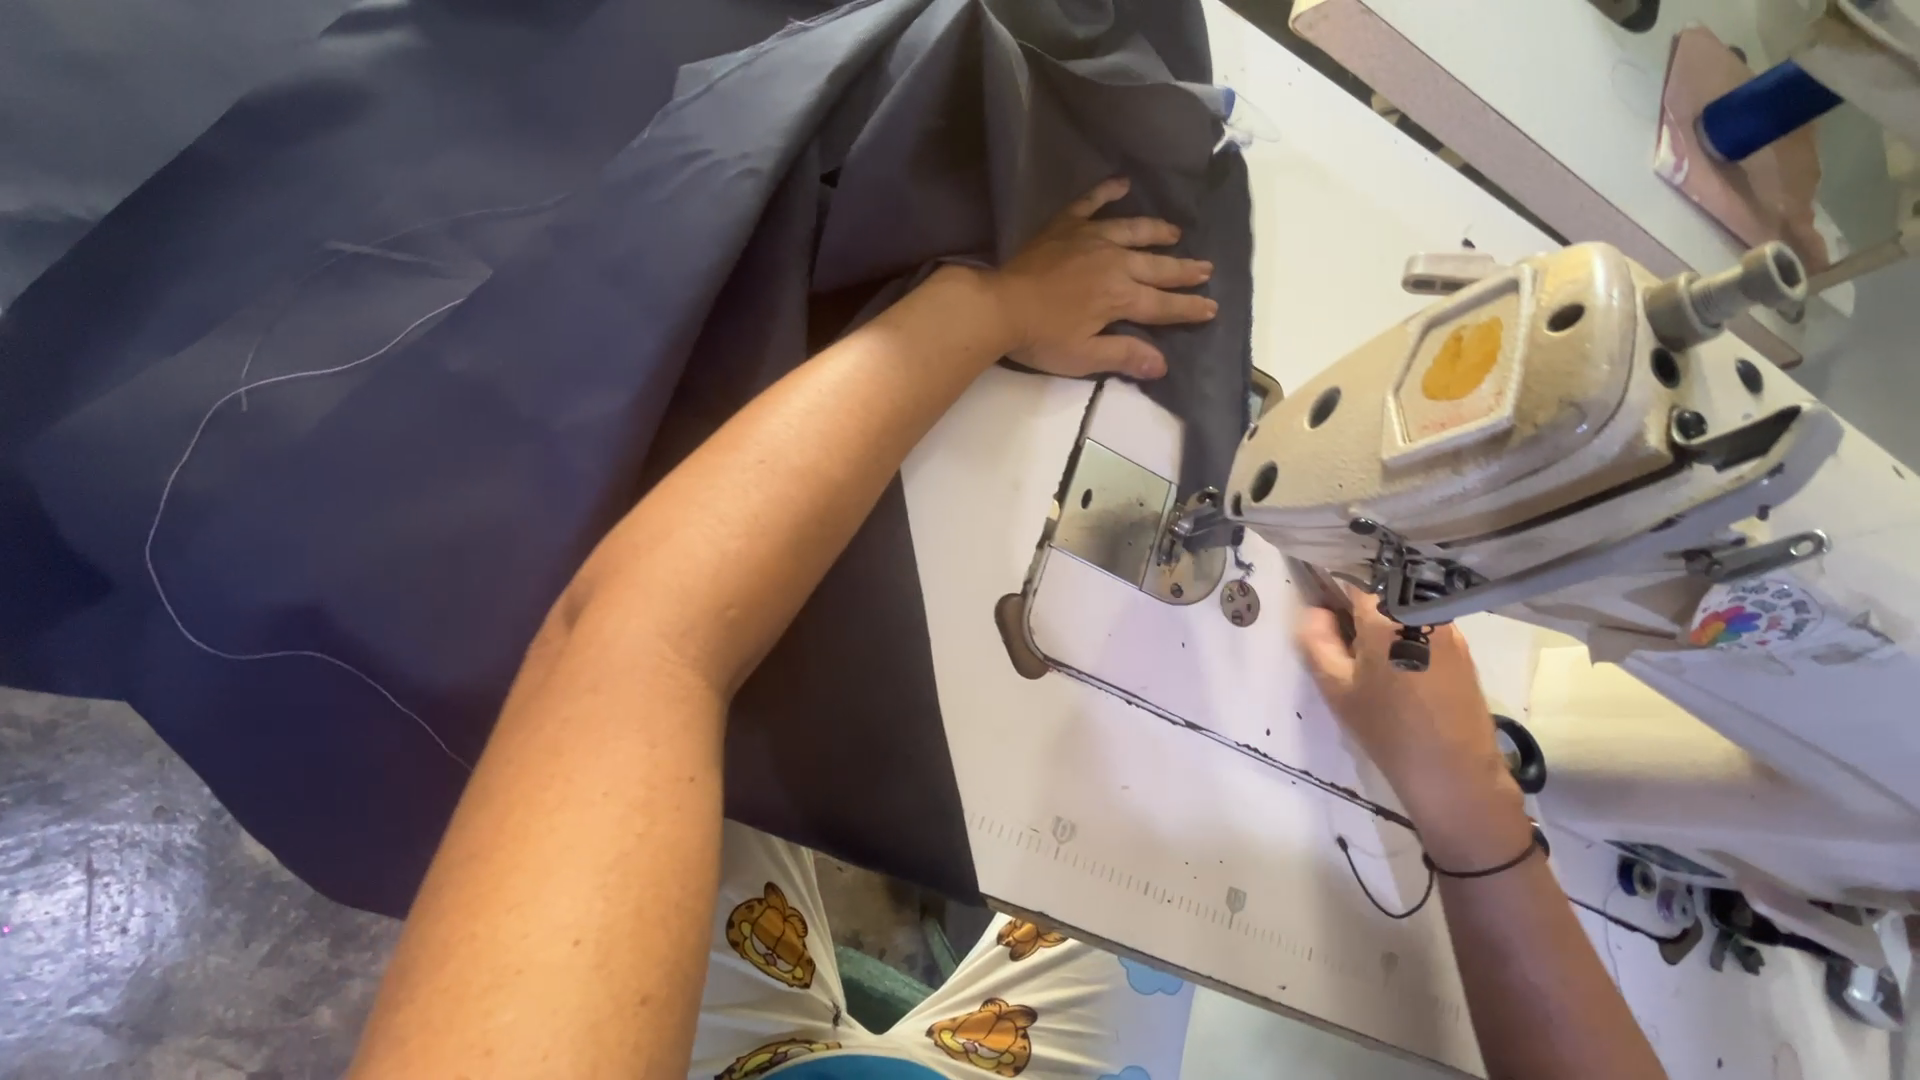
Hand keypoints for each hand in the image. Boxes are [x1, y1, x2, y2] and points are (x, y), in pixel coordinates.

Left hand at [990, 177, 1216, 379]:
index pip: (1162, 306)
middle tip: (1206, 268)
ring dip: (1157, 231)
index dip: (1188, 309)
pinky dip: (1107, 191)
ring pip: (1132, 231)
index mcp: (1120, 297)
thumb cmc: (1041, 337)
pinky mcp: (1065, 226)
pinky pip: (1091, 202)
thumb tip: (1163, 364)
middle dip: (1184, 270)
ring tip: (1176, 232)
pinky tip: (1122, 183)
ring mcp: (1090, 239)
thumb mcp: (1084, 356)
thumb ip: (1124, 356)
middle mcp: (1114, 262)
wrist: (1000, 306)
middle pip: (1156, 266)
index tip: (1212, 308)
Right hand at [1295, 587, 1530, 866]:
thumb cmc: (1387, 729)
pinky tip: (1390, 661)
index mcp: (1388, 616)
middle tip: (1334, 625)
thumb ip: (1317, 641)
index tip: (1315, 591)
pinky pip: (1423, 624)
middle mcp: (1423, 612)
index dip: (1331, 579)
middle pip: (1381, 588)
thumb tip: (1316, 611)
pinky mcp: (1462, 649)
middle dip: (1356, 598)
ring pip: (1404, 606)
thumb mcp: (1336, 688)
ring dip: (1381, 615)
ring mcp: (1448, 629)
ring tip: (1362, 647)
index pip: (1354, 575)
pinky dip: (1402, 631)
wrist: (1455, 773)